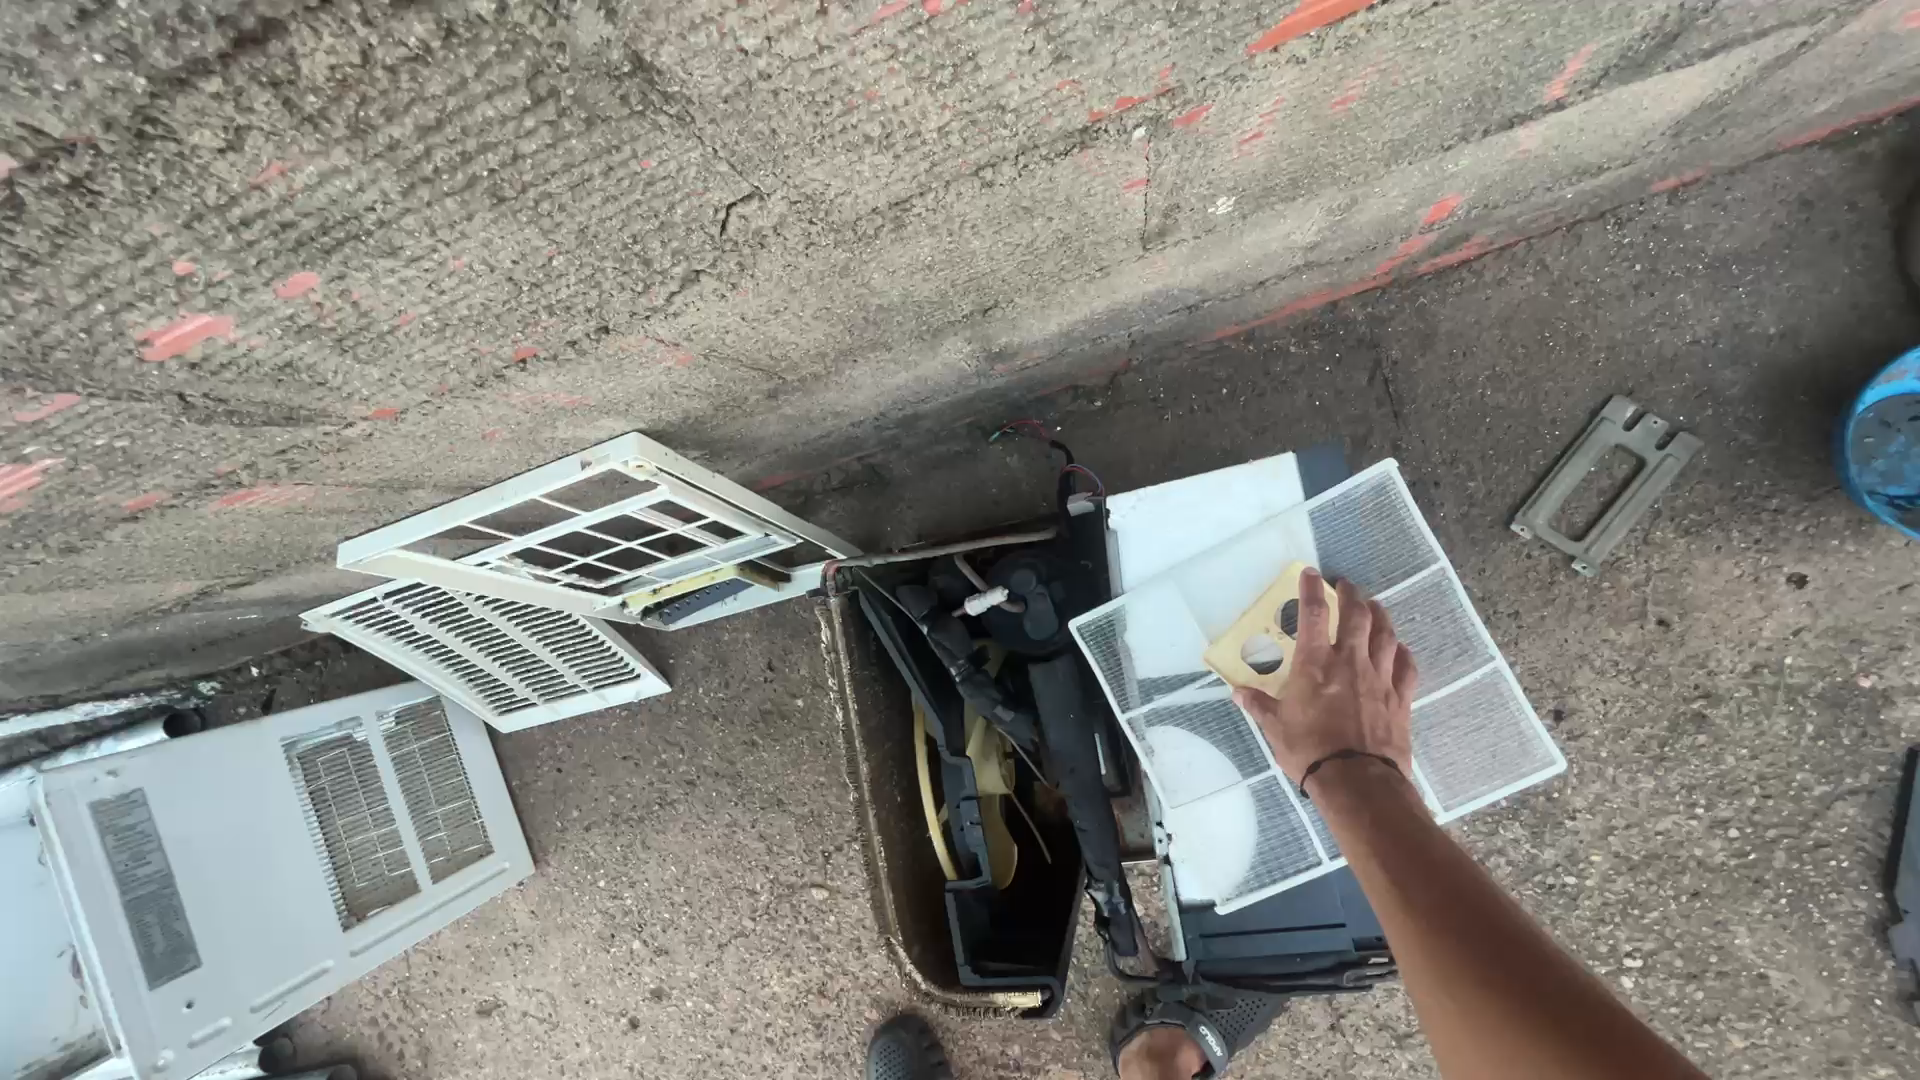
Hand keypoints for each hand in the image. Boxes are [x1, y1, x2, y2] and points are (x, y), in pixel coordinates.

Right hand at [1231, 569, 1417, 793]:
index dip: (1311, 590)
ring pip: (1386, 635)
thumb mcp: (1274, 727)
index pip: (1313, 614)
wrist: (1357, 781)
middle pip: (1357, 615)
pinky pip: (1406, 667)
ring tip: (1375, 605)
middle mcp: (1349, 662)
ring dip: (1380, 615)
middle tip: (1346, 584)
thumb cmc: (1308, 750)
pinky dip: (1403, 653)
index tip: (1310, 573)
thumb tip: (1238, 693)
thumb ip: (1259, 705)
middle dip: (1351, 594)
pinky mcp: (1400, 699)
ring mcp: (1380, 679)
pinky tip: (1400, 648)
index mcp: (1315, 664)